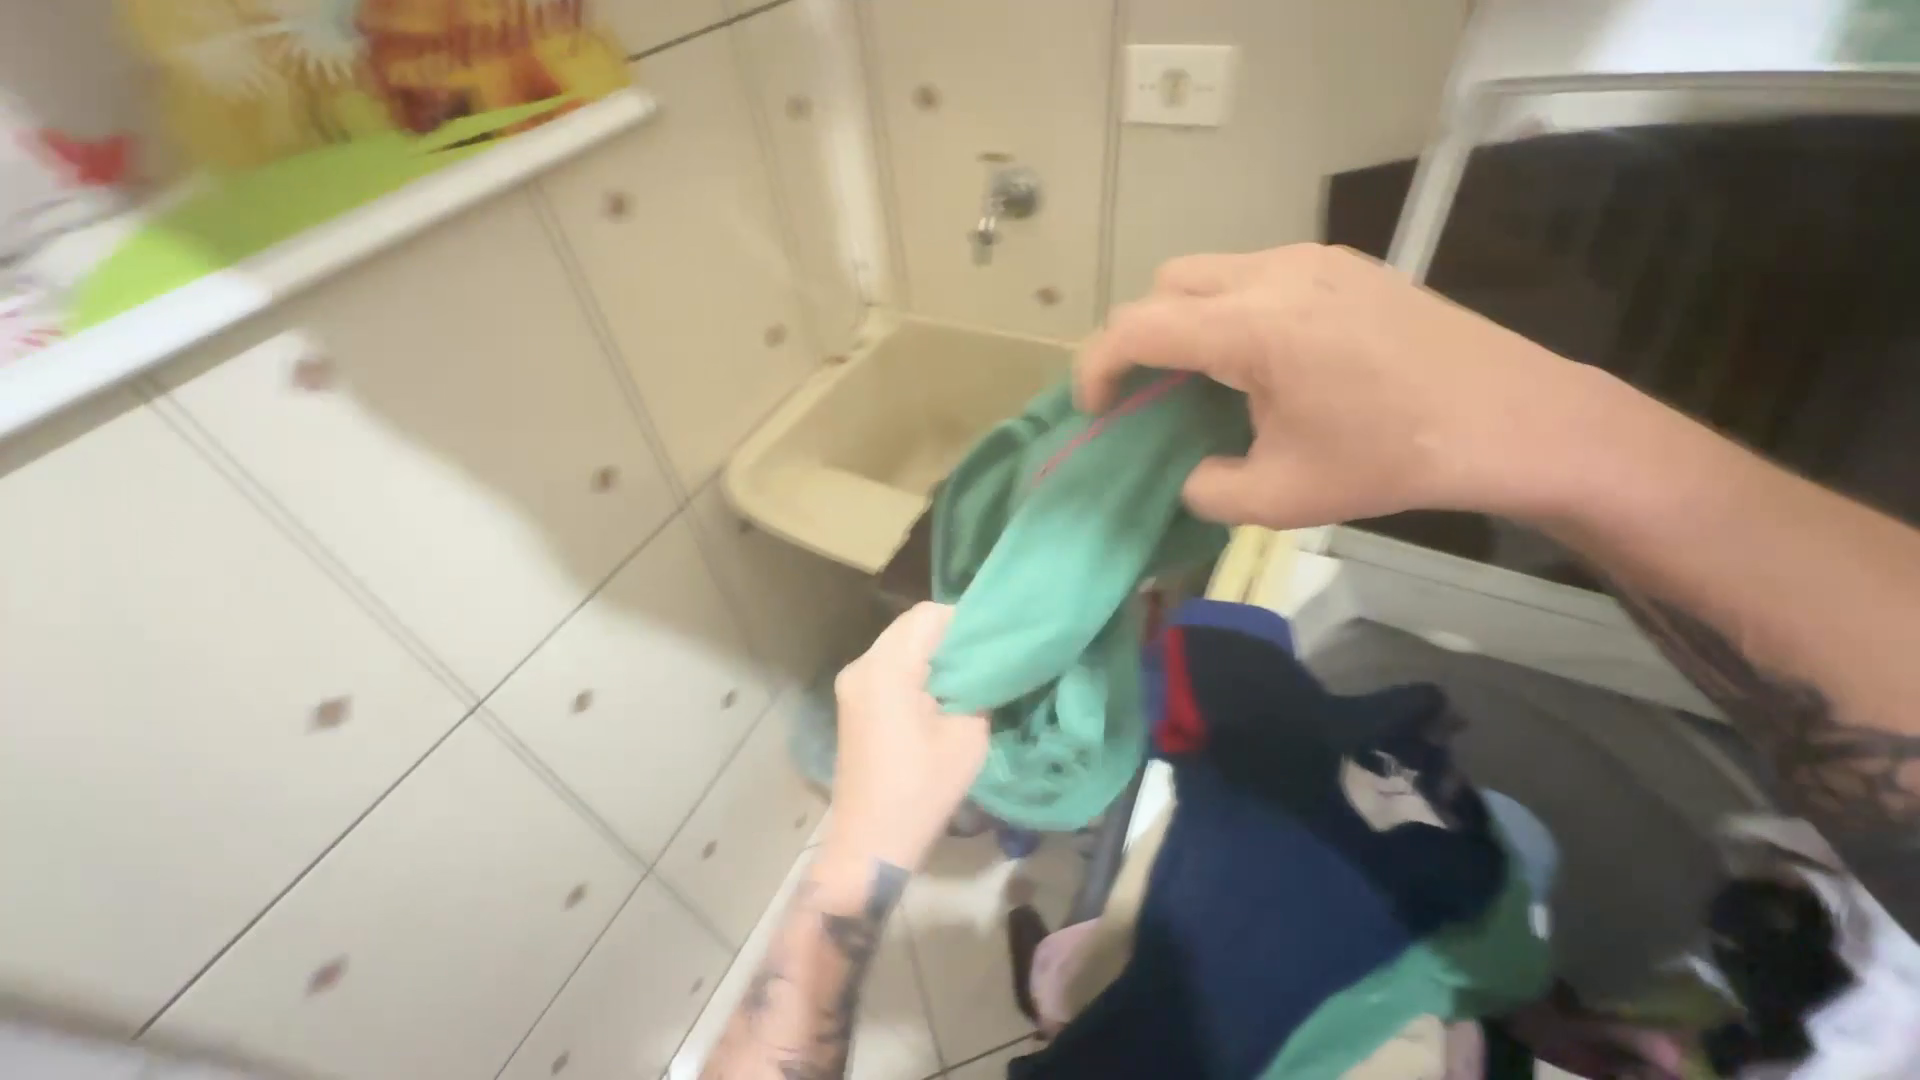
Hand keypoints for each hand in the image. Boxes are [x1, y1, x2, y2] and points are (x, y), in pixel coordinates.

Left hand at [825, 603, 988, 870]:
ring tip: (967, 676)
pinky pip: (888, 666)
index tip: (994, 642)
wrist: (870, 842)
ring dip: (932, 652)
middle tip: (986, 656)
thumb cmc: (922, 790)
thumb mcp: (969, 735)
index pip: (929, 615)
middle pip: (910, 625)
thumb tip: (989, 665)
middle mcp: (862, 666)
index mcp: (887, 669)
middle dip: (949, 635)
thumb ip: (980, 686)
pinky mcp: (852, 701)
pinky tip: (940, 692)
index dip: (965, 622)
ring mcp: (852, 683)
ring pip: (899, 644)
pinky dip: (915, 668)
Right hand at [1074, 244, 1619, 529]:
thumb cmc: (1392, 461)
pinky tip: (1263, 360)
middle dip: (1139, 337)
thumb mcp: (1280, 498)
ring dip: (1185, 320)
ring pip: (1209, 272)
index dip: (1097, 367)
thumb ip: (1206, 488)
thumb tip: (1188, 473)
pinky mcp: (1343, 264)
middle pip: (1165, 285)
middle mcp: (1273, 274)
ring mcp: (1313, 260)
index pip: (1137, 328)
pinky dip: (1230, 310)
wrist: (1512, 419)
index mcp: (1252, 328)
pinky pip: (1256, 273)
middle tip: (1148, 394)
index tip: (1094, 410)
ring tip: (1204, 378)